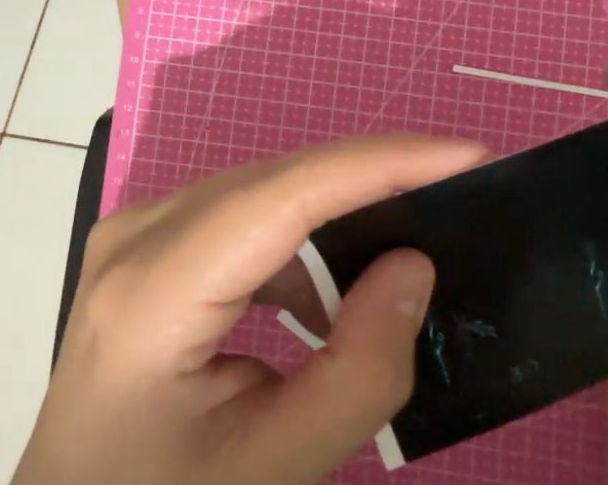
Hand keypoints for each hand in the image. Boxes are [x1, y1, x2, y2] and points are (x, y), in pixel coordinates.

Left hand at [15, 134, 489, 484]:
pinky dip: (302, 242)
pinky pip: (243, 217)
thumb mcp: (274, 465)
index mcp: (153, 292)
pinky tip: (331, 296)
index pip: (284, 195)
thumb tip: (413, 263)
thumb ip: (358, 371)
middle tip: (459, 195)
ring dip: (341, 213)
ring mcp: (138, 233)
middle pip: (276, 182)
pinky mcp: (151, 245)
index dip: (381, 164)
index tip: (468, 154)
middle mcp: (138, 235)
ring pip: (265, 191)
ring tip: (408, 246)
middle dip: (375, 180)